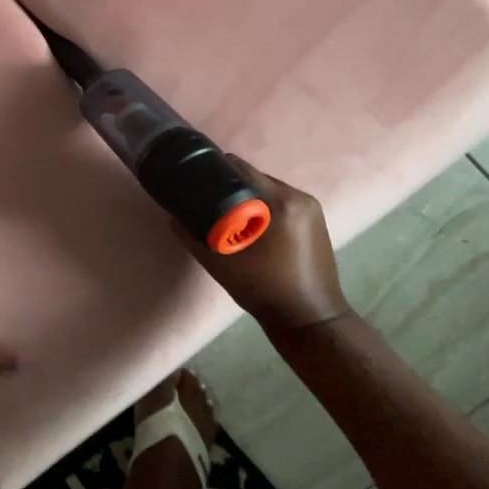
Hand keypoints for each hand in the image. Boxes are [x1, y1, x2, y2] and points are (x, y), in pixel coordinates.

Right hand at [177, 157, 351, 332]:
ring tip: (228, 217)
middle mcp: (300, 198)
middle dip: (230, 186)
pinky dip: (263, 209)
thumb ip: (190, 232)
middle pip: (254, 177)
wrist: (309, 320)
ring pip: (268, 190)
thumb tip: (173, 213)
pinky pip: (281, 203)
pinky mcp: (315, 223)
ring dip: (247, 198)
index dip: (213, 170)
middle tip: (208, 202)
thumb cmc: (262, 288)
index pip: (239, 167)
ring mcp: (312, 210)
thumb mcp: (217, 260)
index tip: (195, 180)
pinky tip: (250, 227)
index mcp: (280, 201)